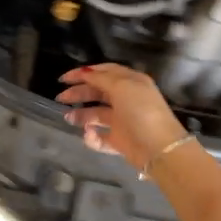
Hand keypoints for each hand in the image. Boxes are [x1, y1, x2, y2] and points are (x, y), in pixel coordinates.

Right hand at [56, 62, 190, 171]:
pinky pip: (100, 137)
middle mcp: (126, 99)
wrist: (159, 149)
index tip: (64, 79)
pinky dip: (91, 136)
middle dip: (79, 93)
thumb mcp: (122, 87)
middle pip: (98, 92)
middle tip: (60, 98)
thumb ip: (101, 78)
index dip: (83, 73)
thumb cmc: (141, 111)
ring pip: (96, 114)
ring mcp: (123, 121)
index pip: (104, 72)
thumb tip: (85, 71)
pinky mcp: (119, 141)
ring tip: (68, 118)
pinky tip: (88, 134)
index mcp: (130, 83)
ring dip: (81, 115)